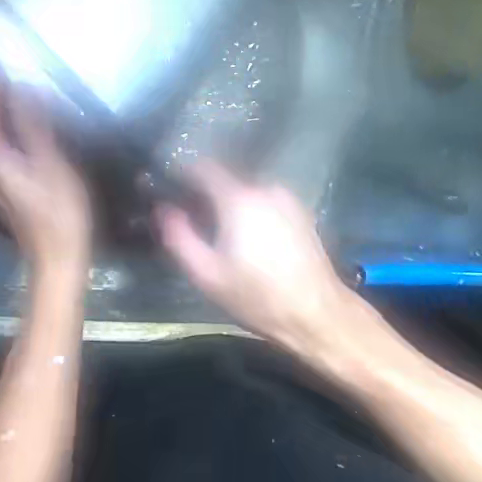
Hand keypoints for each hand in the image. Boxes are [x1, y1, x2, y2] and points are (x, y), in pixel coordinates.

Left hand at [0, 84, 91, 278]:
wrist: (57, 257)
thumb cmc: (58, 210)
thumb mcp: (50, 161)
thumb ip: (33, 123)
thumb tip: (22, 87)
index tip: (15, 69)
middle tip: (16, 82)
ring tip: (24, 99)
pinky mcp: (4, 187)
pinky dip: (3, 132)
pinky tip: (27, 131)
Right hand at [156, 162, 357, 350]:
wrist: (317, 315)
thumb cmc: (257, 297)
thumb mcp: (206, 274)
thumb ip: (179, 236)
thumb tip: (163, 209)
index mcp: (238, 199)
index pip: (201, 167)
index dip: (179, 173)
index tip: (165, 189)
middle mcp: (265, 188)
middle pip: (224, 179)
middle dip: (203, 194)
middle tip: (189, 220)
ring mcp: (287, 199)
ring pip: (245, 191)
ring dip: (228, 204)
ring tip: (216, 233)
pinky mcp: (301, 213)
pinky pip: (264, 202)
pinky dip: (249, 211)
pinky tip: (246, 240)